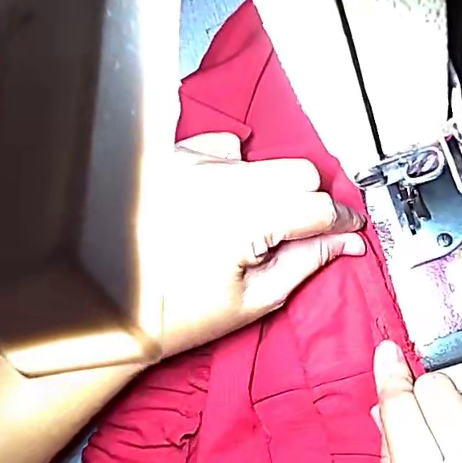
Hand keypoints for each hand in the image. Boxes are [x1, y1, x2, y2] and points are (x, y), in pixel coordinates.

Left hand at [153, 132, 367, 357]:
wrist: (114, 311)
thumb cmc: (174, 315)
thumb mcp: (254, 299)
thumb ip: (307, 262)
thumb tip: (342, 242)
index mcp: (243, 217)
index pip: (317, 205)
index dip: (342, 220)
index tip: (347, 229)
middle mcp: (216, 180)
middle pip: (298, 171)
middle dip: (311, 201)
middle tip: (300, 233)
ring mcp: (190, 164)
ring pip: (263, 157)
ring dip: (270, 186)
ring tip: (250, 223)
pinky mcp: (172, 159)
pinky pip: (222, 146)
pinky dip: (232, 169)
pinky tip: (221, 199)